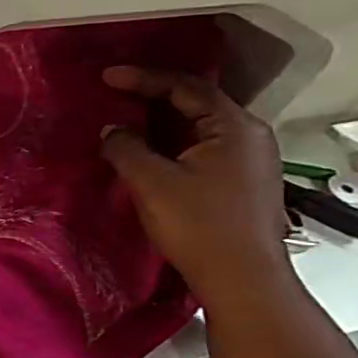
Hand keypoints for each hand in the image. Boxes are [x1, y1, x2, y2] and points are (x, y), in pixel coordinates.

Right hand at [99, 66, 291, 299]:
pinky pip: (202, 146)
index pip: (186, 87)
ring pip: (199, 126)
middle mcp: (250, 136)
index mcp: (234, 127)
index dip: (143, 78)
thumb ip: (125, 147)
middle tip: (115, 92)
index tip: (107, 76)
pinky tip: (148, 150)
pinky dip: (172, 140)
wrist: (242, 281)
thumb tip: (112, 130)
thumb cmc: (199, 226)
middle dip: (153, 95)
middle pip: (196, 102)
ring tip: (126, 118)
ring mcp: (250, 160)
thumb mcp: (151, 182)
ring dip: (162, 120)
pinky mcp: (242, 182)